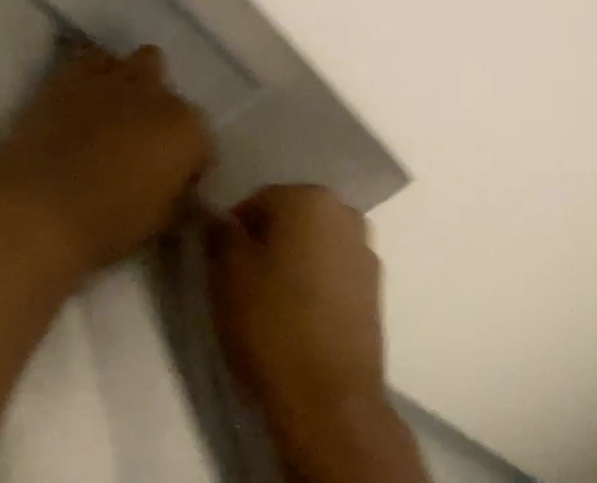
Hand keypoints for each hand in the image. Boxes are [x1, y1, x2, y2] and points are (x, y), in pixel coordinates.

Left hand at [0, 43, 211, 271]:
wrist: (36, 209)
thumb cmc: (106, 225)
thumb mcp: (158, 222)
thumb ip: (174, 195)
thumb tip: (173, 188)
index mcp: (188, 130)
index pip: (203, 143)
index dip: (189, 165)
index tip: (172, 184)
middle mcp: (157, 95)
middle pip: (171, 93)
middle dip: (161, 113)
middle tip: (142, 145)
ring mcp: (114, 80)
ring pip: (138, 63)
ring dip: (133, 84)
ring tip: (114, 114)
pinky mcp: (70, 76)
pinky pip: (92, 62)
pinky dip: (93, 78)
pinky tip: (81, 104)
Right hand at [209, 185, 385, 418]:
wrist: (329, 399)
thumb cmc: (271, 324)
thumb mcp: (226, 273)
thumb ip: (221, 233)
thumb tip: (224, 220)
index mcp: (310, 198)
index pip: (258, 200)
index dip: (234, 231)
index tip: (221, 265)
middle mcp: (345, 213)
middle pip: (291, 218)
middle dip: (267, 242)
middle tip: (243, 283)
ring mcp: (366, 251)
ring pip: (314, 245)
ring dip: (293, 263)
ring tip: (271, 304)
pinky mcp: (375, 289)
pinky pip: (333, 273)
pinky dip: (315, 285)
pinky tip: (299, 318)